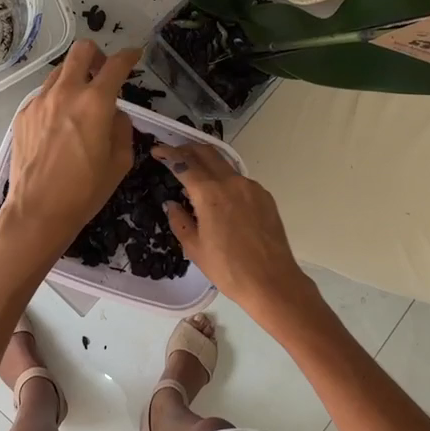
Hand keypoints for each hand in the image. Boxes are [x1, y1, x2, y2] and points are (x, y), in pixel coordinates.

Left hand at [0, 42, 141, 264]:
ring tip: (80, 102)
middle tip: (103, 72)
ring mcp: (39, 101)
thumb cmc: (85, 191)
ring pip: (60, 71)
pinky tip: (59, 126)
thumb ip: (122, 127)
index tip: (135, 56)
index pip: (116, 65)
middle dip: (97, 54)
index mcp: (95, 102)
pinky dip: (56, 100)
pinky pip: (43, 95)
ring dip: (75, 77)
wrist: (37, 211)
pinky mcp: (23, 115)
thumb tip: (114, 114)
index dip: (130, 56)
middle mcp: (66, 92)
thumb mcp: (120, 162)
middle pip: (81, 51)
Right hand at [152, 142, 311, 314]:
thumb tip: (172, 204)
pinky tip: (221, 196)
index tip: (157, 151)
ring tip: (195, 173)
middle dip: (187, 149)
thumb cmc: (228, 269)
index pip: (184, 163)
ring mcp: (251, 187)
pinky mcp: (264, 196)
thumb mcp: (195, 248)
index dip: (168, 153)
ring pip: (224, 165)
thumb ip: (180, 221)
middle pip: (206, 153)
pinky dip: (225, 180)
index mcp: (210, 194)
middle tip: (174, 154)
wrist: (272, 281)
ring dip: (207, 162)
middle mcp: (231, 182)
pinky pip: (240, 180)